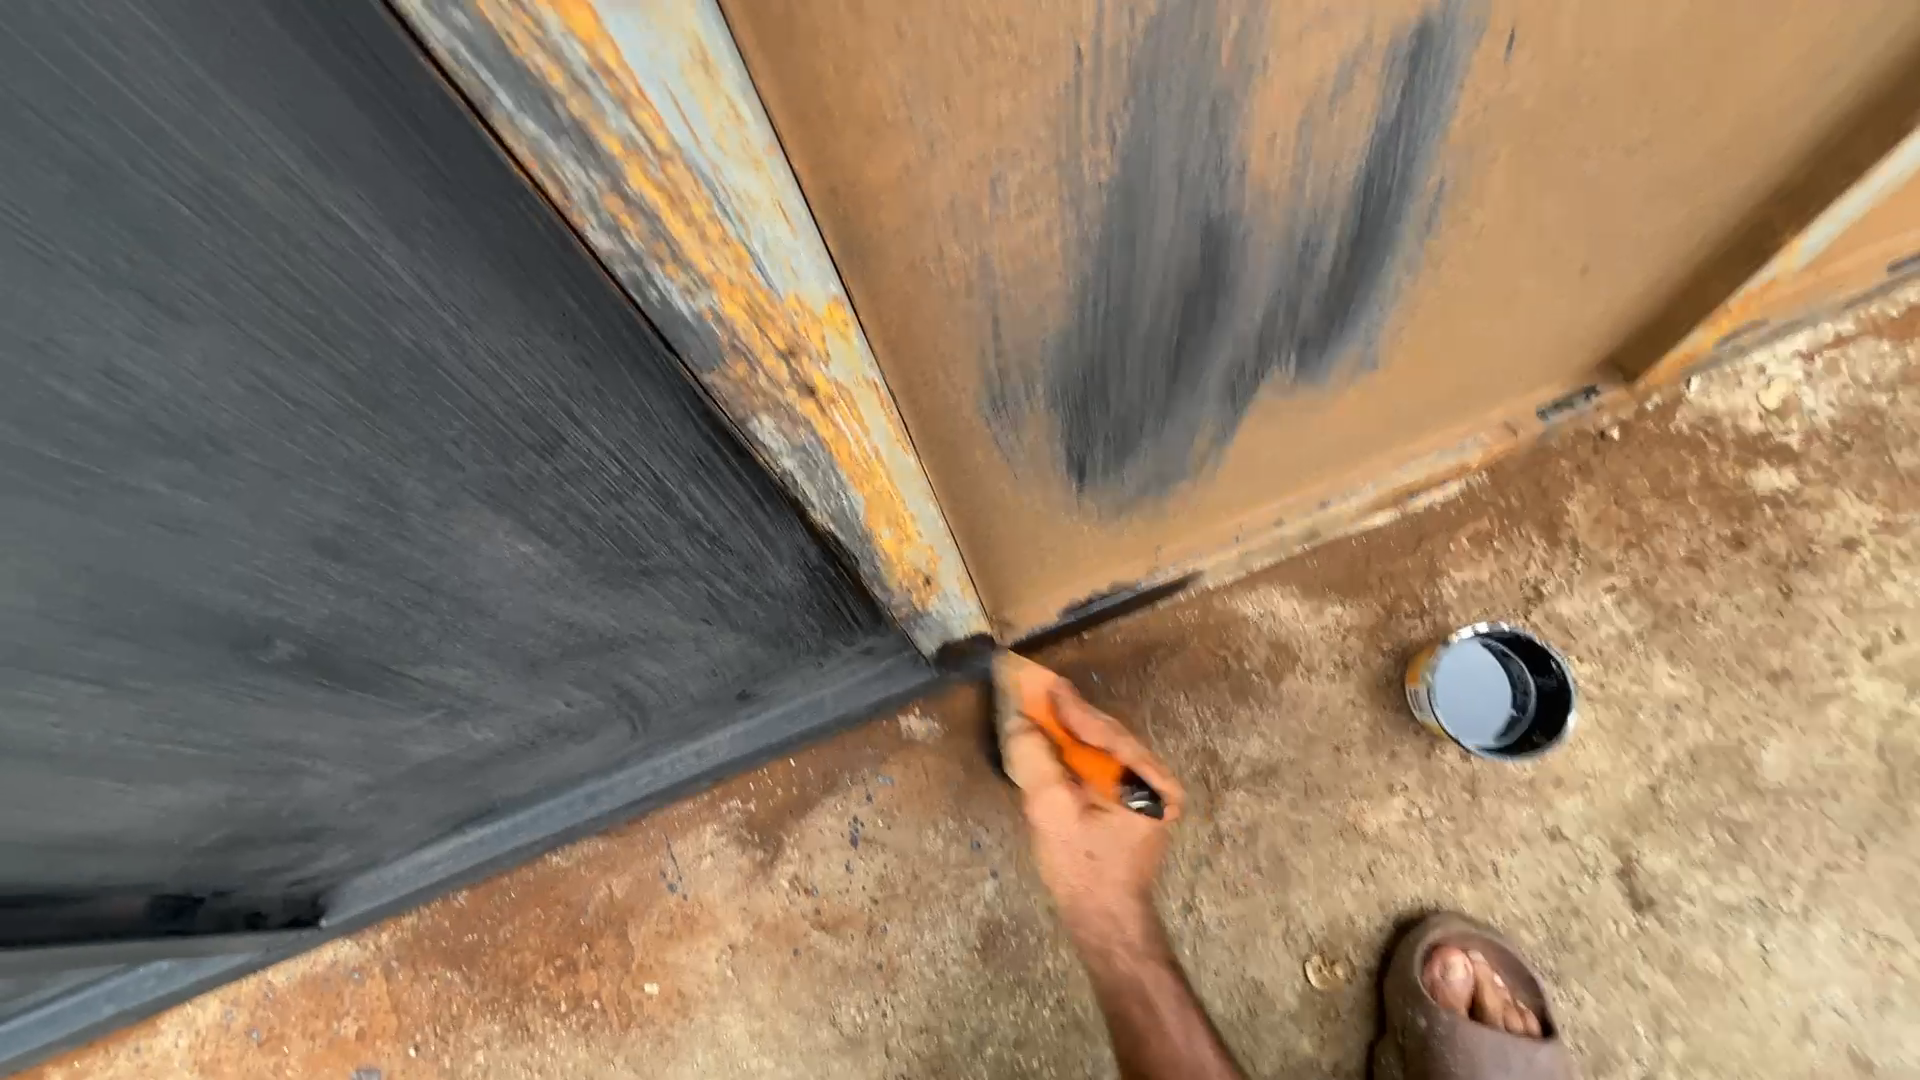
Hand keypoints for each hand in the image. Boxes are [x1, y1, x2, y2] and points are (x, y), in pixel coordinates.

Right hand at [999, 678, 1185, 947]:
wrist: (1106, 922)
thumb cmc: (1082, 871)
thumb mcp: (1052, 814)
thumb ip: (1037, 763)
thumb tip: (1022, 723)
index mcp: (1150, 785)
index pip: (1107, 734)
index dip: (1072, 708)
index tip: (1045, 683)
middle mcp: (1158, 783)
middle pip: (1108, 736)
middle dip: (1071, 716)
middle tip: (1039, 691)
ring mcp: (1151, 793)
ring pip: (1106, 748)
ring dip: (1073, 731)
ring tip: (1043, 710)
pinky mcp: (1136, 802)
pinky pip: (1104, 765)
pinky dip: (1079, 752)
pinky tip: (1057, 742)